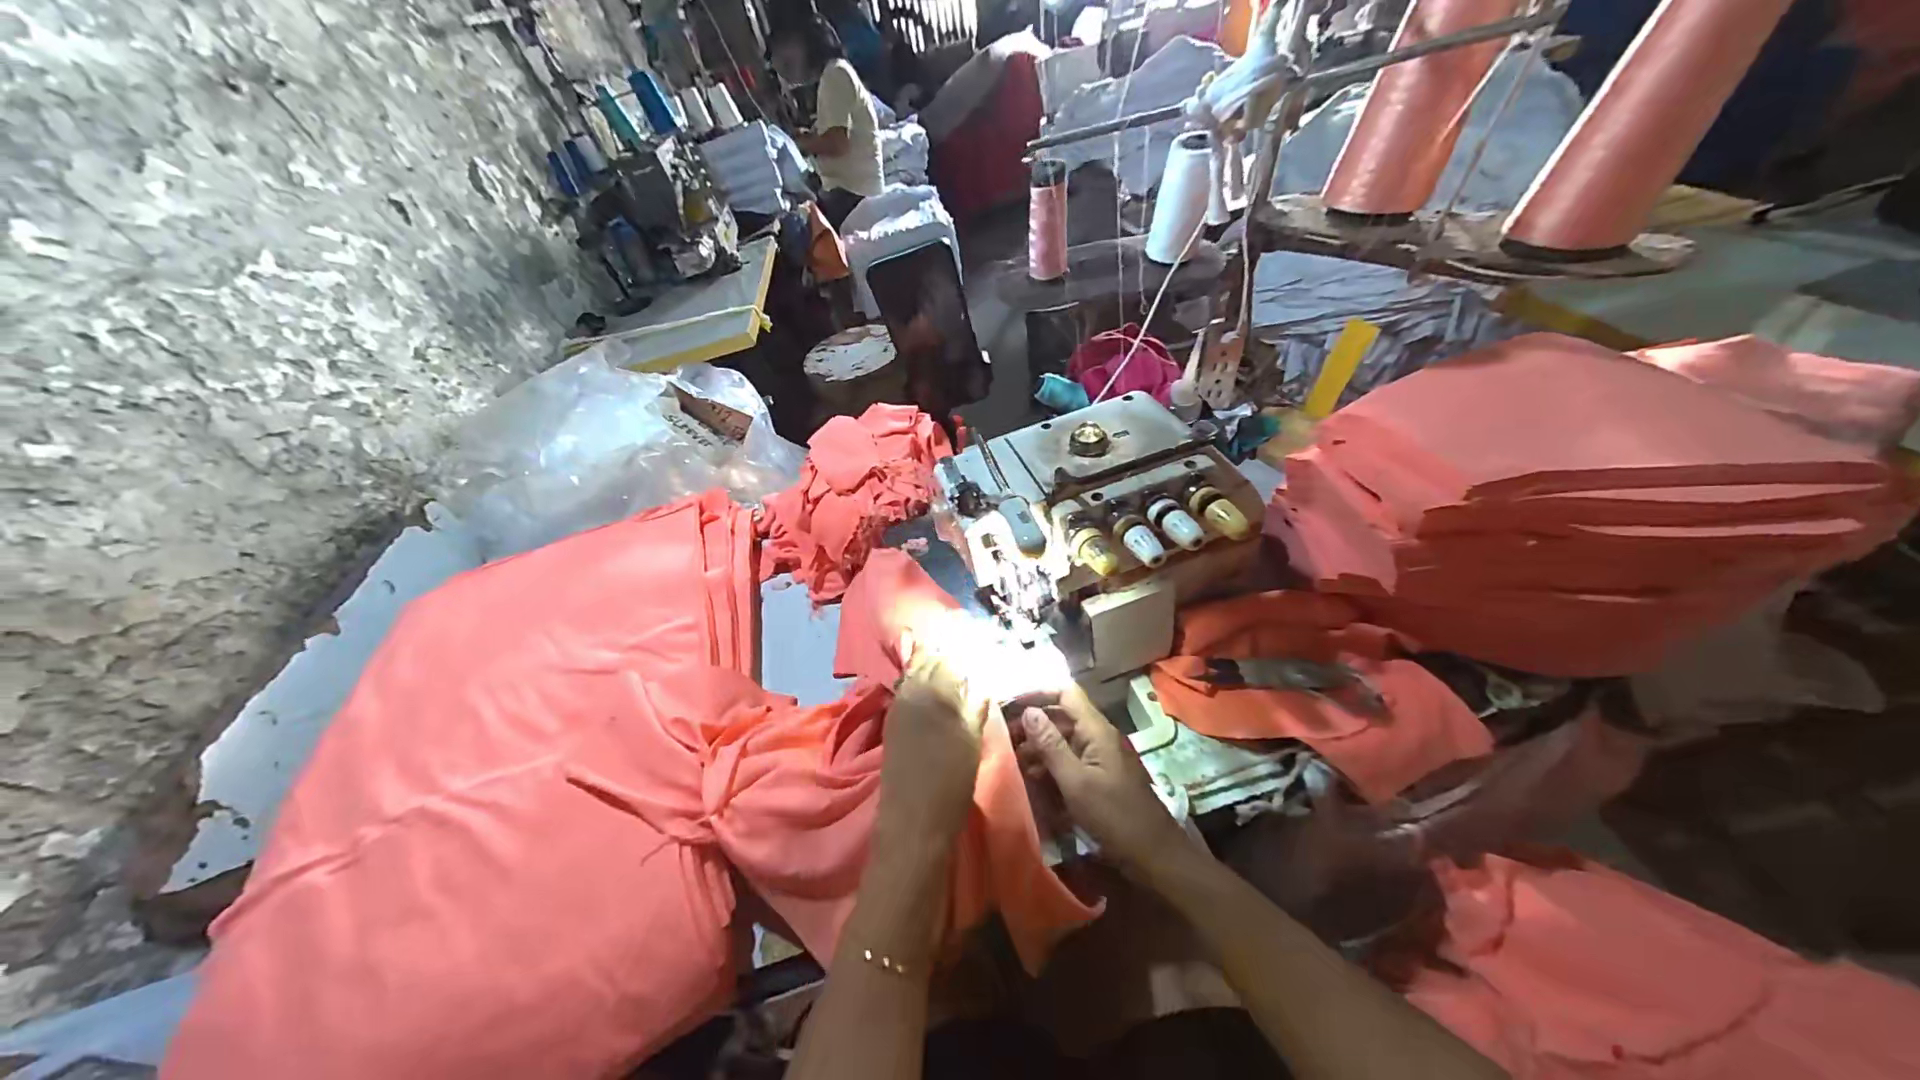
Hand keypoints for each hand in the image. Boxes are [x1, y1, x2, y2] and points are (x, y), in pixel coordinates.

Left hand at [878, 648, 987, 851]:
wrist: (913, 819)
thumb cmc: (951, 780)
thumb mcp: (972, 739)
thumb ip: (975, 705)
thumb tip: (981, 680)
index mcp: (937, 691)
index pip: (951, 657)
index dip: (966, 651)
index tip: (979, 647)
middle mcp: (912, 689)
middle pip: (929, 659)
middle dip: (946, 653)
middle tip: (966, 653)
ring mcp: (898, 704)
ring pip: (915, 672)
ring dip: (930, 664)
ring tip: (951, 665)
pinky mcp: (892, 720)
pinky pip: (907, 688)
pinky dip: (919, 681)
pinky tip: (933, 688)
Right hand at [1013, 685, 1192, 882]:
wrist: (1153, 854)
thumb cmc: (1114, 816)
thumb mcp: (1075, 782)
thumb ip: (1050, 745)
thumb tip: (1028, 711)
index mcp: (1096, 730)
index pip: (1065, 693)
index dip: (1037, 694)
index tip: (1010, 706)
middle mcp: (1099, 736)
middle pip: (1062, 715)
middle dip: (1033, 722)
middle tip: (1004, 736)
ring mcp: (1101, 756)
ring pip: (1064, 739)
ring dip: (1039, 745)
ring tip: (1013, 759)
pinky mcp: (1099, 776)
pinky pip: (1071, 759)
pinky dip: (1051, 763)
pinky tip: (1032, 777)